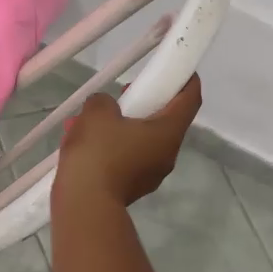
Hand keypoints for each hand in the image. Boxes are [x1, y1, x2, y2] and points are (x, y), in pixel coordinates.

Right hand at [54, 75, 201, 206]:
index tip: (174, 68)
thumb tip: (105, 106)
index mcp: (168, 131)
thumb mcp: (96, 113)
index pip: (189, 99)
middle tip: (119, 98)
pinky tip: (83, 146)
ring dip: (119, 127)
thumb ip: (103, 101)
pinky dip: (110, 148)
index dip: (186, 79)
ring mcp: (151, 173)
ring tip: (88, 124)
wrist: (85, 203)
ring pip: (139, 140)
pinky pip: (125, 158)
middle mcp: (167, 153)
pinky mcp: (132, 187)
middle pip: (162, 120)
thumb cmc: (98, 153)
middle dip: (142, 105)